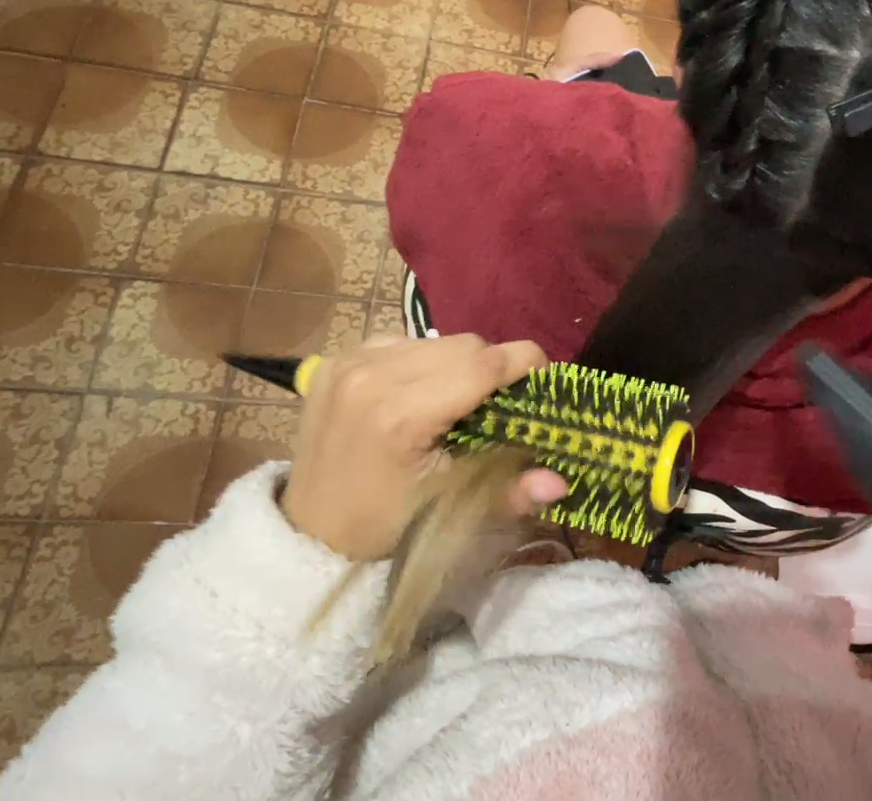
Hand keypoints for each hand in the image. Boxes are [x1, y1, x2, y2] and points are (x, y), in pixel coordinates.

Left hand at [281, 333, 568, 560]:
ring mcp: (350, 361)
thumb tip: (562, 480)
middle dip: (495, 368)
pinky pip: (404, 341)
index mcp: (401, 414)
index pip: (485, 363)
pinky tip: (420, 391)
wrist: (309, 533)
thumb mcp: (450, 512)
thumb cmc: (385, 524)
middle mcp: (373, 375)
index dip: (526, 365)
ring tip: (460, 399)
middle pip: (466, 344)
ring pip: (437, 339)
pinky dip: (424, 360)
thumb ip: (509, 492)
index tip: (545, 383)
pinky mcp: (337, 358)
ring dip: (460, 362)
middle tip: (502, 402)